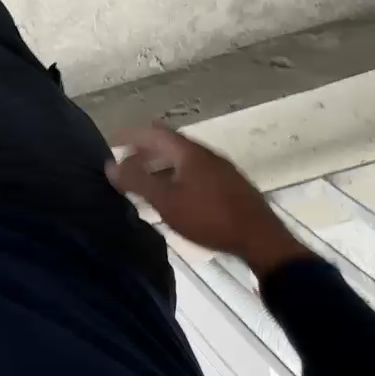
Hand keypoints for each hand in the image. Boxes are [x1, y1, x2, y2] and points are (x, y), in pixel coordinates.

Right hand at [107, 124, 312, 276]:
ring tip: (148, 181)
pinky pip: (196, 172)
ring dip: (162, 165)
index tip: (113, 140)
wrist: (264, 243)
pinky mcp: (233, 187)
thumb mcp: (165, 201)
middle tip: (128, 163)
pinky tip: (177, 195)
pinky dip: (178, 175)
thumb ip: (136, 182)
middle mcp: (206, 154)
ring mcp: (223, 170)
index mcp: (189, 152)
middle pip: (169, 144)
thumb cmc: (209, 218)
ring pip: (184, 159)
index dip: (132, 134)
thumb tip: (110, 165)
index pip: (154, 132)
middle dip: (146, 151)